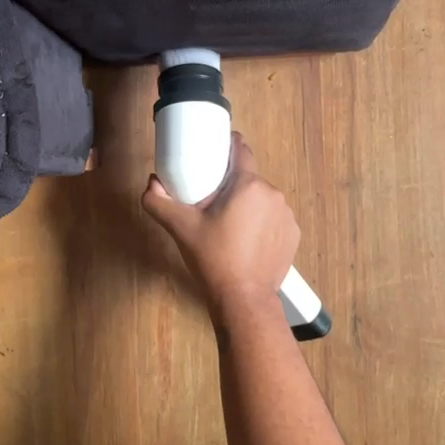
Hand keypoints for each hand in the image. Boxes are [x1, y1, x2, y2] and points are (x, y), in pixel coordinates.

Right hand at [143, 134, 300, 318]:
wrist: (244, 299)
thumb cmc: (213, 258)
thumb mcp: (180, 228)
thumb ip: (158, 202)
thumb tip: (150, 184)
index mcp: (248, 185)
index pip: (241, 149)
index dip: (227, 146)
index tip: (214, 153)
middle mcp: (273, 194)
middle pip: (248, 178)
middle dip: (231, 185)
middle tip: (211, 203)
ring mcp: (287, 216)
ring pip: (262, 199)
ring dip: (248, 205)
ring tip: (229, 226)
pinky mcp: (293, 235)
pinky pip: (274, 219)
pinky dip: (262, 224)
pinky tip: (247, 241)